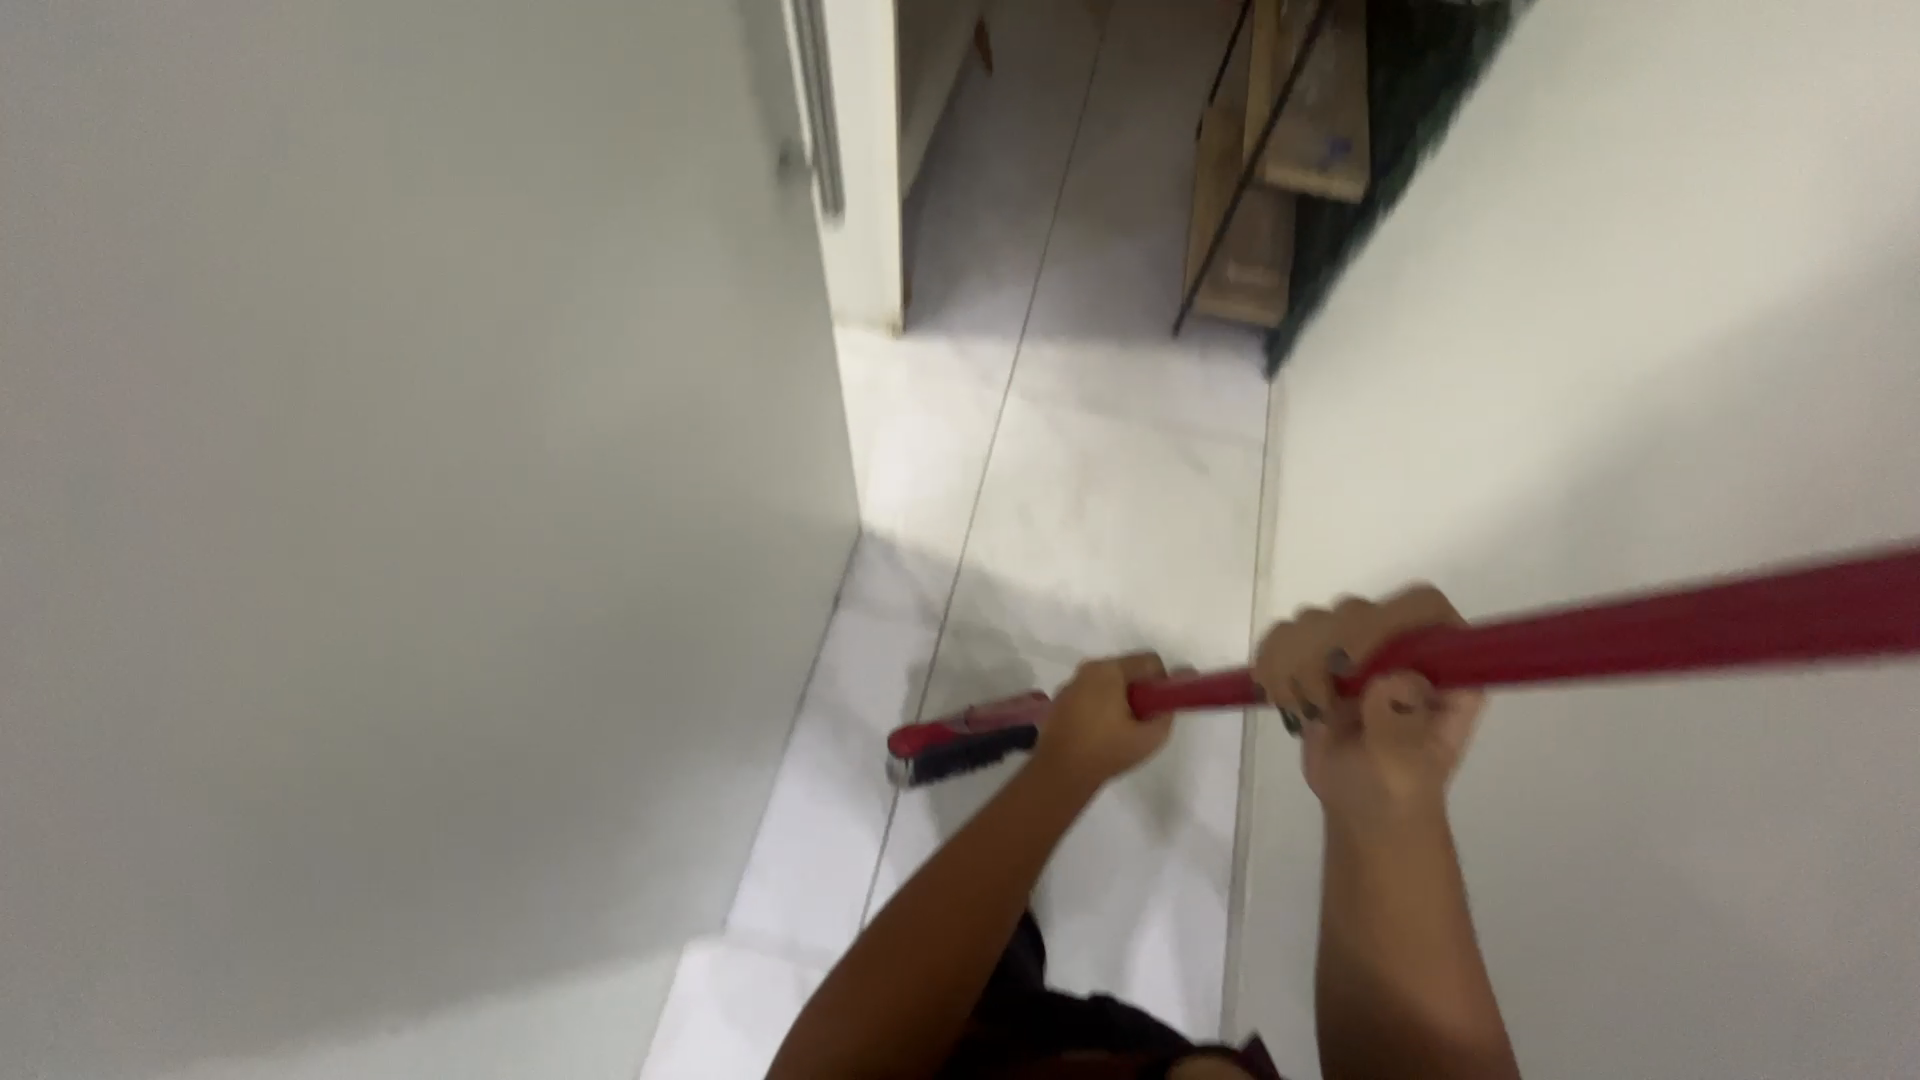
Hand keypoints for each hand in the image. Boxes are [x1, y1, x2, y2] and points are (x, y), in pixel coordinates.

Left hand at [1031, 651, 1174, 788]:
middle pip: (1126, 670)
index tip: (1159, 706)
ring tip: (1120, 729)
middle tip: (1142, 720)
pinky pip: (1088, 694)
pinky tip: (1099, 732)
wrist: (1060, 771)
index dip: (1161, 683)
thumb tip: (1166, 705)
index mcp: (1109, 670)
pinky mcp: (1059, 700)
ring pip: (1106, 683)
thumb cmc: (1107, 750)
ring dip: (1118, 699)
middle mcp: (1087, 669)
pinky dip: (1098, 706)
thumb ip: (1166, 714)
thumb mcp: (1150, 737)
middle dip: (1139, 690)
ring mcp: (1070, 684)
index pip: (1149, 661)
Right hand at [1254, 586, 1484, 824]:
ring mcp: (1357, 651)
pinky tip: (1282, 699)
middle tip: (1323, 700)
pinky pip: (1284, 636)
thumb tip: (1394, 678)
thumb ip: (1400, 722)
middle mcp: (1400, 647)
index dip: (1388, 621)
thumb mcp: (1406, 766)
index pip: (1424, 608)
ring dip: (1295, 666)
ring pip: (1314, 620)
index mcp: (1442, 666)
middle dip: (1326, 654)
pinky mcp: (1317, 660)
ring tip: (1305, 708)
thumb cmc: (1398, 791)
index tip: (1353, 660)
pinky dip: (1272, 664)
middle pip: (1358, 611)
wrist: (1362, 810)